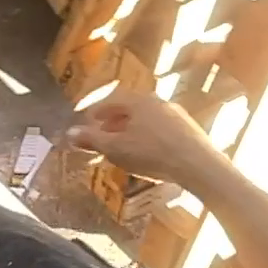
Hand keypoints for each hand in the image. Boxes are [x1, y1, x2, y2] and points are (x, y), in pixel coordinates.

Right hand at [66, 88, 227, 188]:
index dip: (96, 112)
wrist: (199, 166)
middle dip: (114, 122)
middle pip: (129, 109)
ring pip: (147, 119)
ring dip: (132, 130)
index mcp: (137, 101)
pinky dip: (149, 136)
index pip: (110, 101)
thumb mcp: (115, 149)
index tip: (87, 122)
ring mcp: (176, 114)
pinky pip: (162, 129)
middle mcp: (157, 101)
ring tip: (124, 146)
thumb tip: (68, 133)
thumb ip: (91, 140)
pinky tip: (149, 153)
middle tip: (103, 135)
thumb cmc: (151, 154)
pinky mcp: (190, 129)